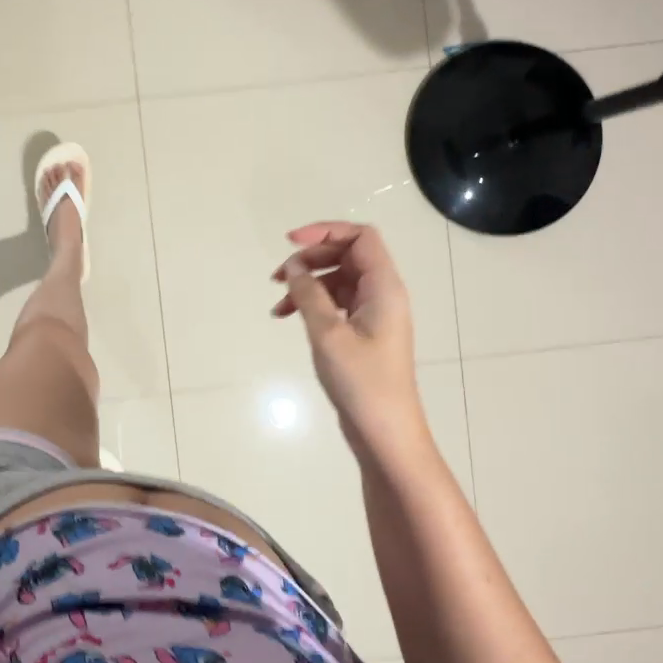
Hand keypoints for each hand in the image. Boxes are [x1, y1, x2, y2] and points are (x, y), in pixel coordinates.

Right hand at [271, 222, 420, 432]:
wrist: (384, 431)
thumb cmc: (361, 382)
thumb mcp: (328, 334)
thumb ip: (309, 295)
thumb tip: (292, 267)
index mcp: (384, 287)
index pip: (360, 238)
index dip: (326, 231)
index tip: (290, 243)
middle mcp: (382, 294)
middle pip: (347, 256)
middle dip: (311, 259)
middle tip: (278, 277)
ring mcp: (373, 314)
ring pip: (338, 281)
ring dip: (307, 284)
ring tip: (277, 302)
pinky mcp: (363, 333)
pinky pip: (336, 304)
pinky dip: (312, 304)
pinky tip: (287, 316)